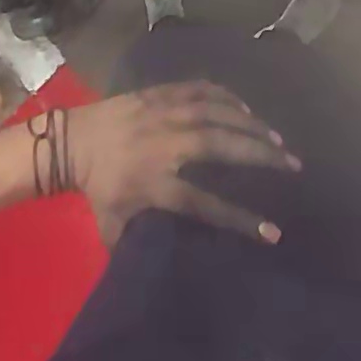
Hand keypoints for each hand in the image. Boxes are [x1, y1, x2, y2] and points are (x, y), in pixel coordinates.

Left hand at [64, 81, 299, 244]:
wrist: (69, 141)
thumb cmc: (94, 186)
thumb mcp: (112, 224)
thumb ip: (137, 246)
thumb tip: (159, 272)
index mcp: (154, 182)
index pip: (204, 202)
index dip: (239, 219)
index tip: (273, 231)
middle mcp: (164, 144)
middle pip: (218, 145)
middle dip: (259, 153)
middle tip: (291, 162)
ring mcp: (161, 113)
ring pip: (212, 111)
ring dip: (247, 122)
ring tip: (275, 135)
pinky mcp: (156, 93)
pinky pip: (195, 88)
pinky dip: (222, 94)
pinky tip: (243, 104)